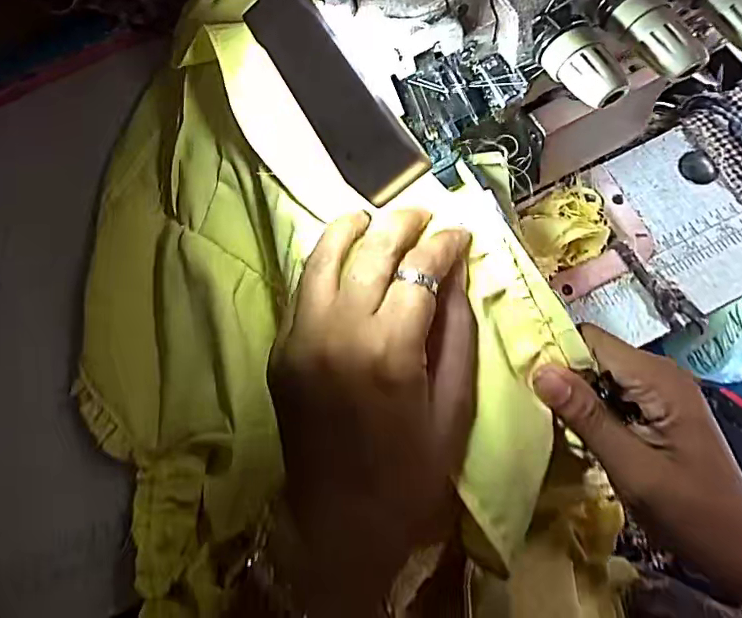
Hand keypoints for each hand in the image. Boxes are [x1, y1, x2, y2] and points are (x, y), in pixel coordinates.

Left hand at [269, 209, 477, 614]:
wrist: (338, 525)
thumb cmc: (411, 472)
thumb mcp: (453, 405)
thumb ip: (457, 329)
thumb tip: (457, 267)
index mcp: (389, 350)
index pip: (420, 268)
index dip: (444, 243)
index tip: (460, 232)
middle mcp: (338, 331)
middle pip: (372, 250)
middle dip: (404, 223)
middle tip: (425, 215)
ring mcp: (301, 336)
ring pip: (325, 254)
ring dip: (354, 227)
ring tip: (377, 216)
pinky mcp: (281, 347)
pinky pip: (304, 284)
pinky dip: (327, 258)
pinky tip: (345, 251)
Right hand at [536, 326, 741, 617]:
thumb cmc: (694, 513)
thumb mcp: (634, 470)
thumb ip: (588, 418)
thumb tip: (540, 370)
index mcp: (656, 377)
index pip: (591, 340)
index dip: (556, 353)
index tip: (524, 377)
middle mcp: (657, 370)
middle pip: (594, 353)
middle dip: (564, 376)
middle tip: (536, 406)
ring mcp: (658, 387)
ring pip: (600, 373)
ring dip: (577, 395)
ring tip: (554, 422)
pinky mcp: (656, 405)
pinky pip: (612, 391)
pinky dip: (593, 408)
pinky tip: (581, 434)